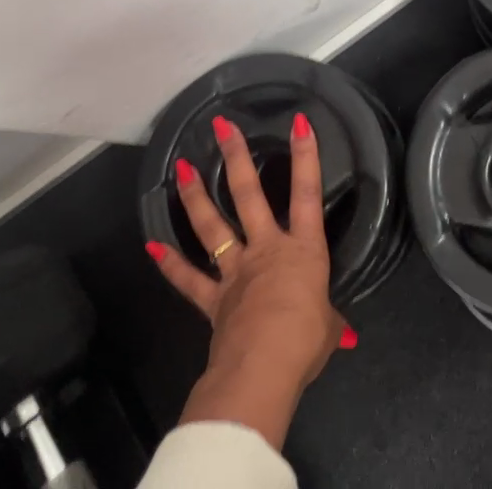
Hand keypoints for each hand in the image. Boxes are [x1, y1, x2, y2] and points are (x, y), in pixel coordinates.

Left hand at [146, 112, 352, 449]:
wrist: (264, 367)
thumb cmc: (306, 340)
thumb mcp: (330, 329)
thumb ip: (331, 322)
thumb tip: (340, 333)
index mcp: (303, 251)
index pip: (307, 194)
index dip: (306, 157)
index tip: (299, 123)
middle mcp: (267, 250)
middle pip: (249, 195)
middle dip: (237, 158)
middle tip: (224, 127)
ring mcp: (236, 271)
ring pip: (213, 226)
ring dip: (196, 196)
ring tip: (184, 166)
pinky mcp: (213, 299)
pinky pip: (188, 279)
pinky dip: (169, 264)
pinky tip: (150, 246)